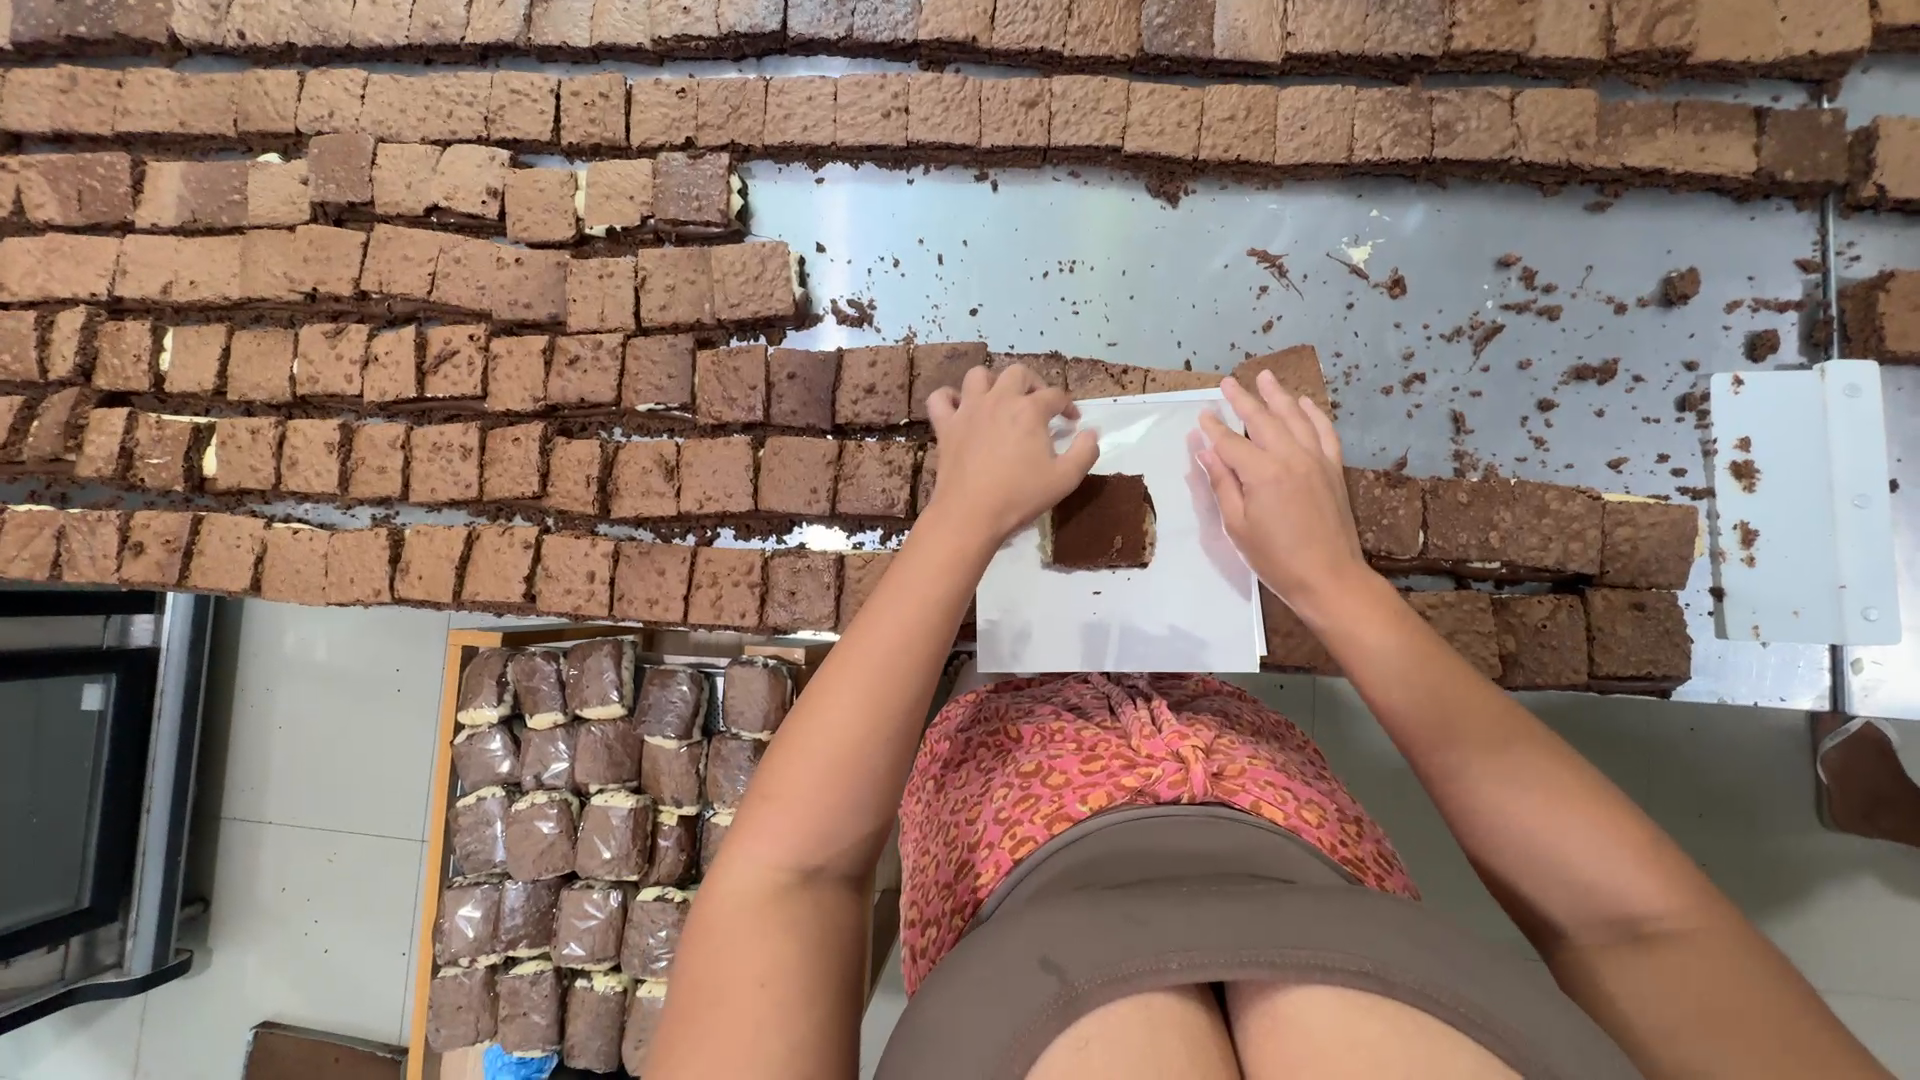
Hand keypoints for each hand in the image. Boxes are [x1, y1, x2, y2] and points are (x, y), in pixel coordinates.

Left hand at [926, 364, 1098, 546]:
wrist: (971, 514)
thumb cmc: (1020, 496)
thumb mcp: (1066, 479)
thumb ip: (1085, 451)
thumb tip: (1091, 432)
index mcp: (1030, 410)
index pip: (1055, 395)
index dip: (1068, 406)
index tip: (1072, 422)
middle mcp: (999, 400)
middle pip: (1018, 373)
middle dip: (1033, 384)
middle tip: (1038, 405)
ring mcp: (968, 410)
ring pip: (977, 375)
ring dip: (992, 382)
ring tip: (1000, 400)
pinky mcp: (946, 426)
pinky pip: (940, 398)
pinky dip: (949, 398)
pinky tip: (960, 409)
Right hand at [1197, 372, 1374, 620]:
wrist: (1328, 577)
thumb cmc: (1274, 558)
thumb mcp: (1237, 525)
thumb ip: (1222, 484)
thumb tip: (1206, 451)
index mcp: (1262, 473)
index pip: (1230, 442)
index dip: (1213, 428)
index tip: (1201, 415)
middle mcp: (1290, 457)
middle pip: (1263, 420)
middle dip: (1243, 400)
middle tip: (1227, 382)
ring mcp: (1316, 460)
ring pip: (1295, 417)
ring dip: (1278, 396)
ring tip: (1266, 377)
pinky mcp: (1333, 468)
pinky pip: (1324, 431)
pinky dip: (1313, 414)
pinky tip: (1304, 403)